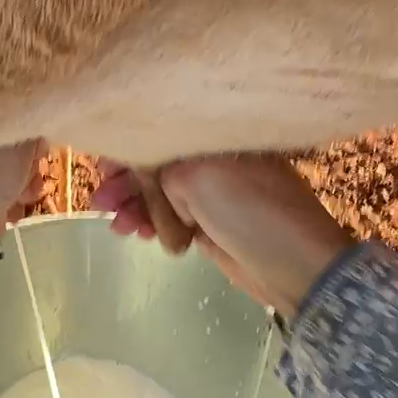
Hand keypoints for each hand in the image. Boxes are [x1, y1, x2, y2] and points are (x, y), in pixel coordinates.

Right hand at [91, 154, 354, 317]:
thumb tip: (144, 180)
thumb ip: (162, 170)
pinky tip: (135, 233)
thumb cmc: (249, 210)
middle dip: (127, 182)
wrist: (296, 266)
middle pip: (160, 164)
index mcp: (220, 136)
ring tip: (115, 225)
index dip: (131, 147)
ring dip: (136, 207)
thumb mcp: (197, 177)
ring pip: (163, 194)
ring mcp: (217, 193)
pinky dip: (153, 224)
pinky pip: (172, 218)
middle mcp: (217, 159)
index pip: (165, 132)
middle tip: (100, 201)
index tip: (102, 164)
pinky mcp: (213, 224)